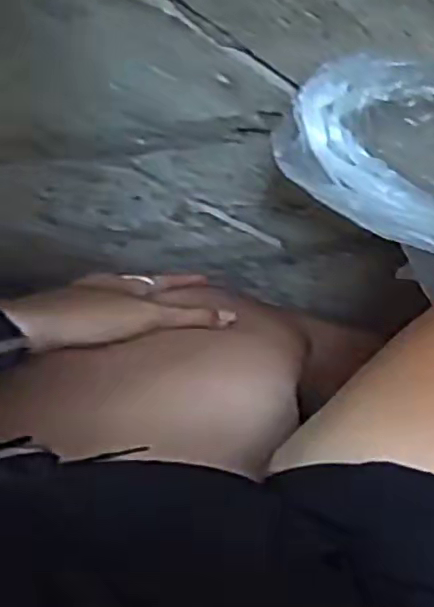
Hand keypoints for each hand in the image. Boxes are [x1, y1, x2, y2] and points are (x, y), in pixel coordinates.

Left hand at [0, 274, 235, 351]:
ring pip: (116, 296)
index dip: (187, 281)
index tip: (206, 278)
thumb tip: (233, 316)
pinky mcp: (62, 313)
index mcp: (127, 283)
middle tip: (178, 292)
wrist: (27, 328)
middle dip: (160, 289)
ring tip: (147, 308)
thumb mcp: (150, 317)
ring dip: (134, 301)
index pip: (165, 280)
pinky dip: (113, 312)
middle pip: (139, 285)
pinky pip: (99, 309)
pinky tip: (113, 320)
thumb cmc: (93, 318)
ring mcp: (79, 299)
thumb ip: (191, 316)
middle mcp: (104, 286)